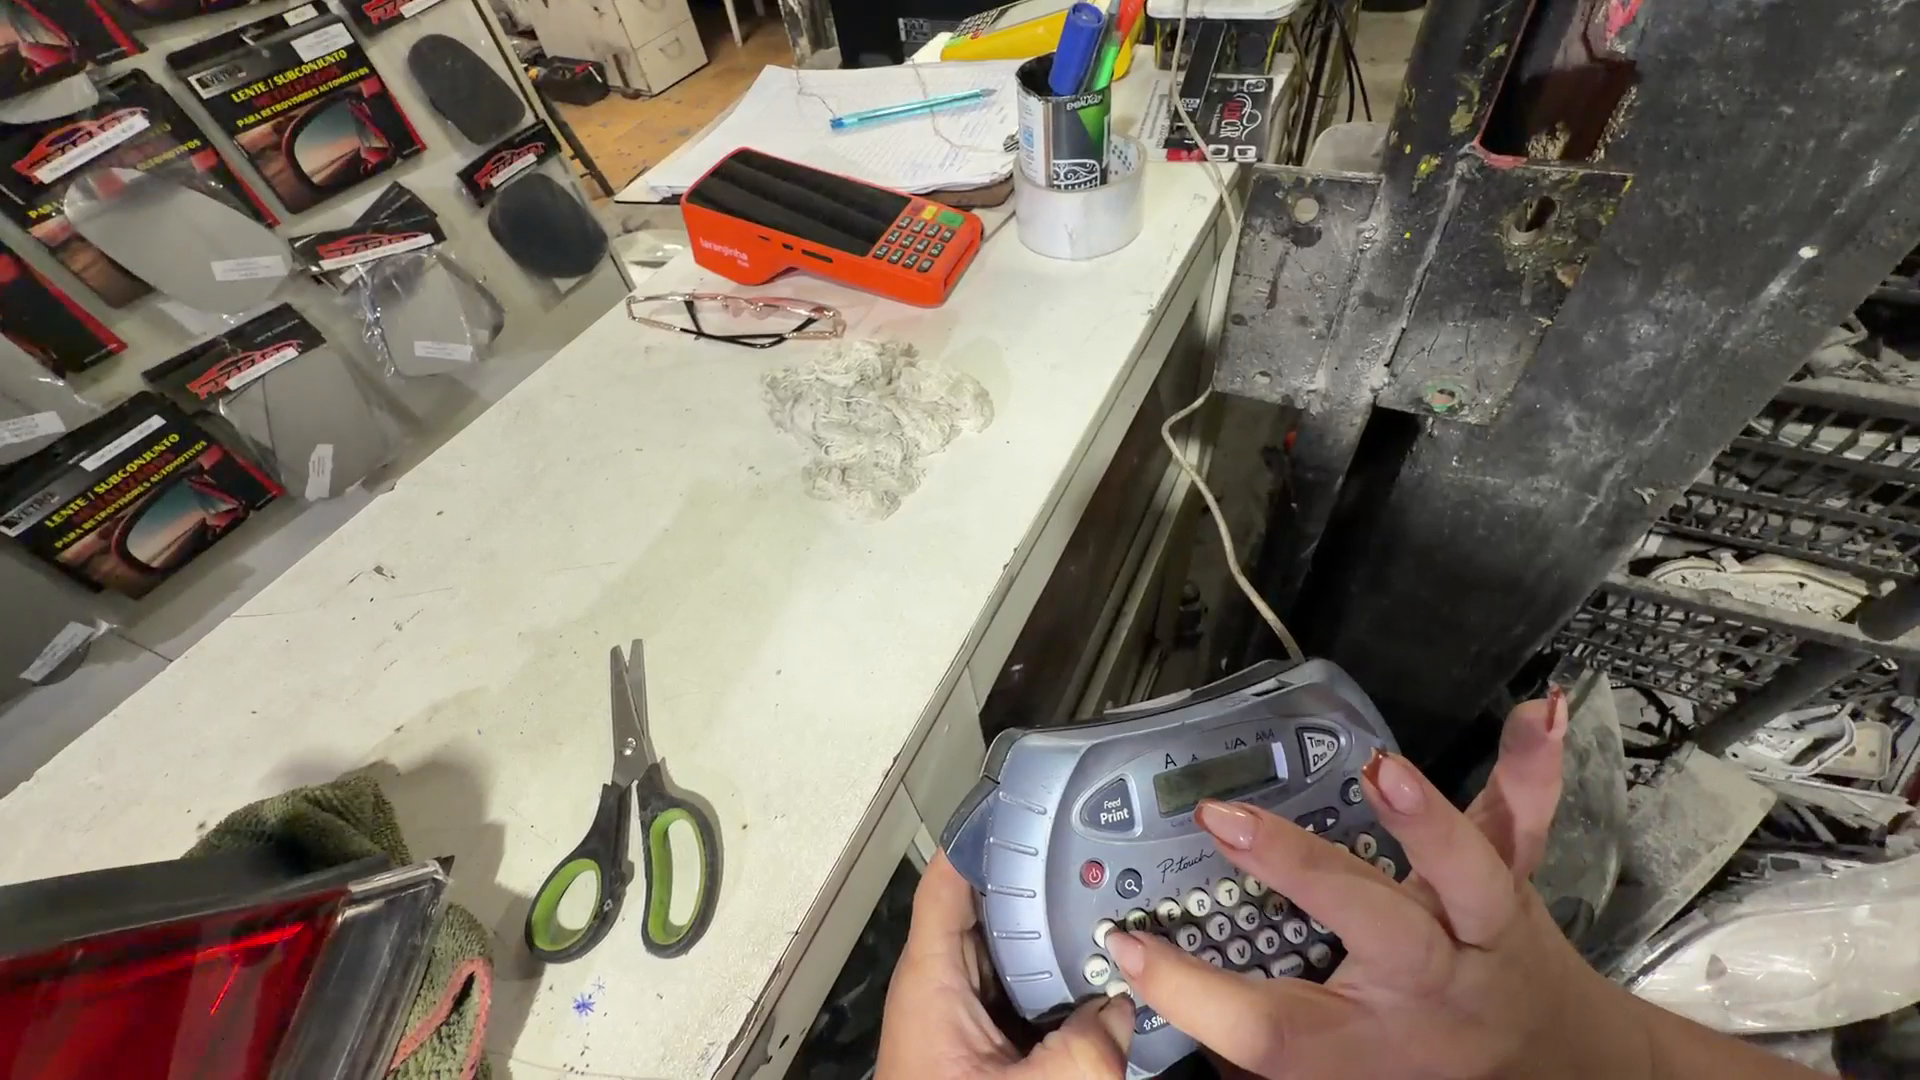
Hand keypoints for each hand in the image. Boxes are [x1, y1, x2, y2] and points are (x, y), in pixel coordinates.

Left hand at [877, 853, 1134, 1079]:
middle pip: (984, 903)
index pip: (946, 879)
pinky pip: (1019, 983)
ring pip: (1005, 944)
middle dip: (1030, 875)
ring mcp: (963, 1008)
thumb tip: (1123, 1007)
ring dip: (1045, 925)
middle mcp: (942, 979)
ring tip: (1095, 891)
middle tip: (1083, 844)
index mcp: (931, 975)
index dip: (976, 834)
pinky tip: (1089, 961)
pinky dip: (1050, 970)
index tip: (1020, 801)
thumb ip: (1087, 1050)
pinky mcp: (982, 1037)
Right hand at [1102, 692, 1623, 1079]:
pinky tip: (1538, 714)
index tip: (1130, 945)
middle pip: (1370, 927)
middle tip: (1226, 821)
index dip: (1192, 993)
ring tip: (1383, 772)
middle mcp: (1428, 978)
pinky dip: (1530, 769)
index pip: (1270, 1025)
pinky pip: (1524, 820)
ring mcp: (1479, 923)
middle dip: (1297, 867)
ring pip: (1464, 873)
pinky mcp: (1510, 878)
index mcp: (1371, 1035)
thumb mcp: (1334, 1066)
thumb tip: (1152, 970)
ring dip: (1423, 820)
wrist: (1556, 1061)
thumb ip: (1248, 1032)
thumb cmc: (1424, 1059)